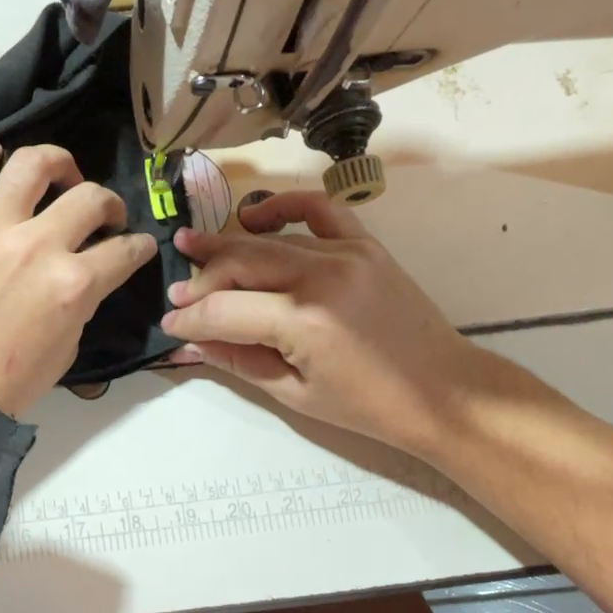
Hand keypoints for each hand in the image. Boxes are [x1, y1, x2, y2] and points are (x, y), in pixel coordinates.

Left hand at [0, 141, 157, 416]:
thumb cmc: (15, 378)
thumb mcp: (70, 343)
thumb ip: (84, 299)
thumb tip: (89, 272)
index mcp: (73, 284)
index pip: (124, 250)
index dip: (139, 247)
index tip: (138, 246)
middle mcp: (37, 247)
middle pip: (89, 198)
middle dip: (109, 204)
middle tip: (105, 218)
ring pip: (29, 166)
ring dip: (56, 162)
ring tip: (62, 175)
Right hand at [162, 191, 494, 453]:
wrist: (443, 391)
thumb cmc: (367, 406)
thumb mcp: (293, 393)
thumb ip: (238, 359)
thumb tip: (191, 341)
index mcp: (302, 322)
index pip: (224, 310)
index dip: (189, 317)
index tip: (169, 323)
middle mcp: (320, 277)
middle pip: (240, 263)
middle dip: (201, 277)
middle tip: (176, 288)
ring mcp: (346, 254)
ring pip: (269, 240)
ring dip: (228, 246)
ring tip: (194, 245)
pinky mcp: (365, 245)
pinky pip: (318, 209)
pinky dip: (283, 206)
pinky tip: (254, 215)